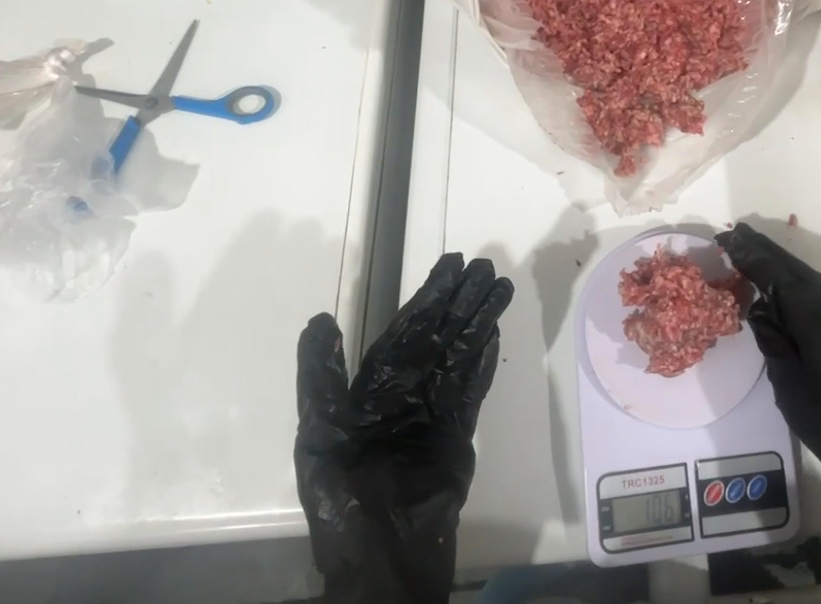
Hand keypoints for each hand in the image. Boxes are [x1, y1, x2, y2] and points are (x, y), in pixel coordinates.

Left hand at [295, 253, 513, 603]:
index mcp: (371, 388)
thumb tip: (322, 320)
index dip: (428, 295)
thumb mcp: (319, 432)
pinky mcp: (458, 432)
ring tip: (501, 289)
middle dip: (461, 300)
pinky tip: (495, 332)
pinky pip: (472, 388)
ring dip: (480, 320)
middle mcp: (405, 391)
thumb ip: (320, 376)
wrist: (385, 554)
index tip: (450, 266)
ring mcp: (434, 411)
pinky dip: (483, 361)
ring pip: (460, 353)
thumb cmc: (344, 496)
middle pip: (438, 334)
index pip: (405, 329)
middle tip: (485, 266)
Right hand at [718, 223, 820, 542]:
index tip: (729, 238)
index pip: (781, 277)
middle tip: (739, 232)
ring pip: (815, 281)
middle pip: (799, 271)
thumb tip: (761, 306)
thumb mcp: (788, 385)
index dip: (753, 257)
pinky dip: (802, 284)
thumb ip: (773, 340)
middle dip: (768, 251)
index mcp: (820, 321)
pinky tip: (786, 287)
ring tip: (756, 252)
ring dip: (785, 265)